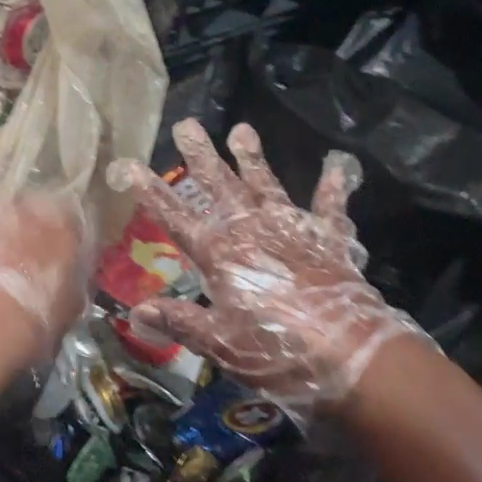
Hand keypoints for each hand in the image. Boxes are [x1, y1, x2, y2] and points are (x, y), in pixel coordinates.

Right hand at [107, 119, 430, 419]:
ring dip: (254, 160)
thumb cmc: (279, 353)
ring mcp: (292, 231)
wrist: (351, 357)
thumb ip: (180, 322)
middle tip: (187, 125)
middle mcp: (253, 232)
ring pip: (267, 186)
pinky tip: (336, 164)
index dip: (151, 192)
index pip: (175, 218)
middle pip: (221, 188)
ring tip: (242, 129)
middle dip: (202, 157)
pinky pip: (331, 208)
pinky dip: (333, 188)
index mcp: (220, 256)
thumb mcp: (221, 345)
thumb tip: (135, 312)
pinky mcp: (330, 240)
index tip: (129, 165)